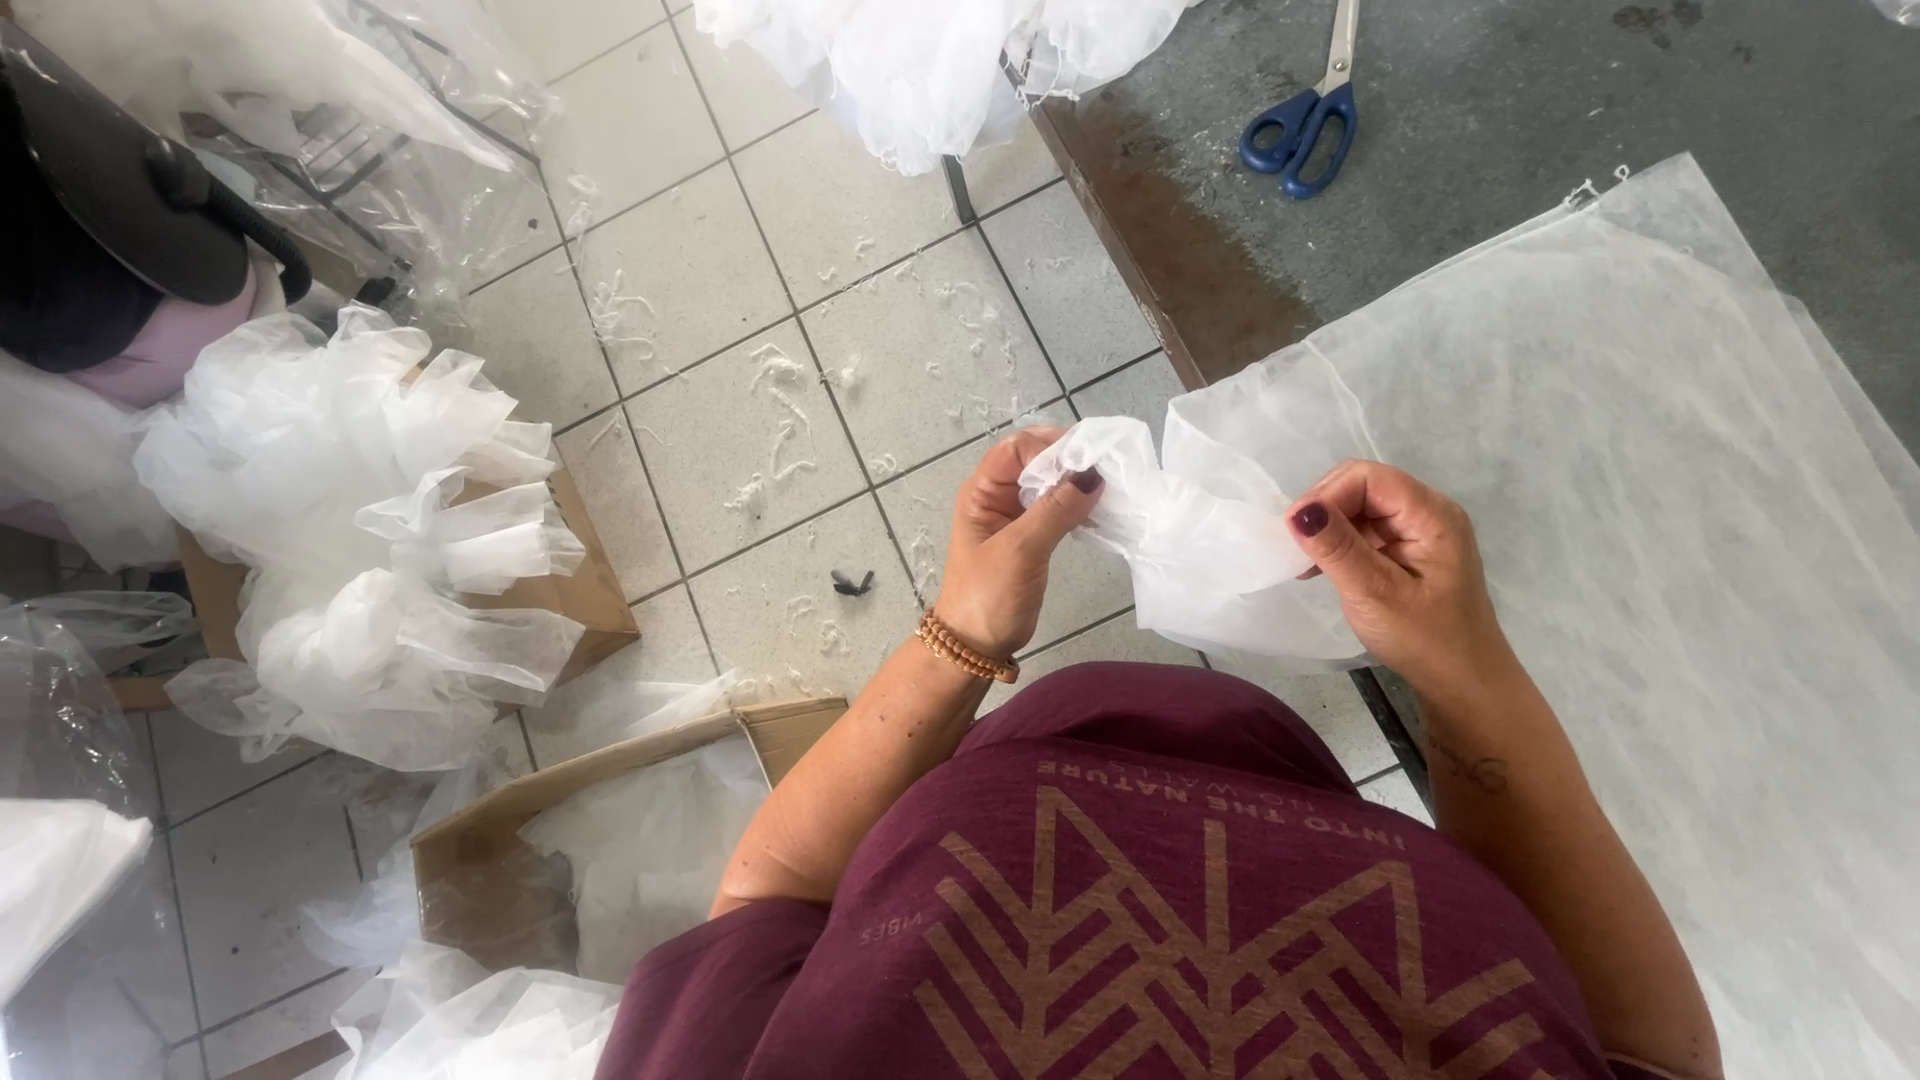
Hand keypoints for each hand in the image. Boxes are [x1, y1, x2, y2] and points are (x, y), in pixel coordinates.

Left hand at [932, 427, 1102, 658]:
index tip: (1090, 460)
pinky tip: (1099, 512)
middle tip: (1108, 471)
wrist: (975, 646)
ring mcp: (1014, 516)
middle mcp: (997, 496)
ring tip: (1110, 489)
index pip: (1018, 447)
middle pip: (1036, 460)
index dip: (1052, 447)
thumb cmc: (988, 596)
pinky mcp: (1031, 536)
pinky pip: (1056, 507)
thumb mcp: (1021, 550)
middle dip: (1070, 460)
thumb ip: (1055, 510)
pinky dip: (1077, 505)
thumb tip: (1093, 475)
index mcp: (982, 491)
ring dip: (1077, 483)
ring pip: (1049, 483)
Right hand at [1285, 460, 1518, 694]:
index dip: (1326, 494)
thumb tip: (1298, 511)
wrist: (1463, 681)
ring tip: (1304, 561)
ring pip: (1358, 505)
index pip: (1367, 477)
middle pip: (1362, 484)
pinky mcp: (1405, 548)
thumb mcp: (1374, 593)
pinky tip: (1319, 566)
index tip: (1295, 532)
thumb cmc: (1425, 639)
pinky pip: (1363, 527)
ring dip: (1326, 526)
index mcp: (1431, 515)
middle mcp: (1427, 512)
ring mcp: (1417, 530)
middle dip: (1323, 508)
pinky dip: (1335, 540)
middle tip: (1297, 547)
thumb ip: (1337, 548)